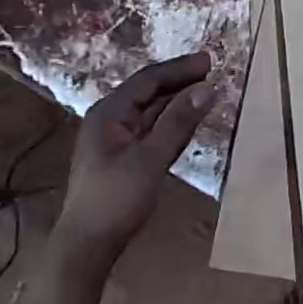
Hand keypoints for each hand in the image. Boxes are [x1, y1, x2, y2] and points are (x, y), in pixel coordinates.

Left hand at [55, 53, 217, 258]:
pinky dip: (172, 122)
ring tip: (208, 90)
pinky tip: (190, 121)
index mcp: (110, 112)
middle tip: (213, 71)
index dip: (179, 68)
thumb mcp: (150, 159)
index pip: (148, 80)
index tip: (210, 60)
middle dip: (180, 81)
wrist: (89, 243)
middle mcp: (111, 119)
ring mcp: (116, 139)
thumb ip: (178, 122)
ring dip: (178, 101)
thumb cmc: (116, 198)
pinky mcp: (124, 157)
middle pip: (149, 92)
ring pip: (151, 111)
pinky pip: (151, 130)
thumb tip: (207, 88)